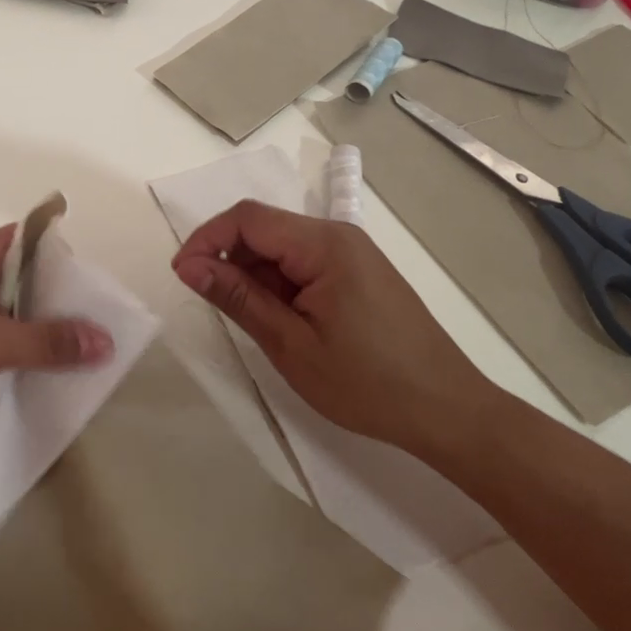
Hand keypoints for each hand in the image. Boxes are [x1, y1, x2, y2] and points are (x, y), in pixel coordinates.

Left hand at [0, 225, 113, 461]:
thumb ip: (48, 340)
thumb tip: (107, 339)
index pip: (23, 242)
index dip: (57, 248)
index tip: (99, 268)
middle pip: (26, 290)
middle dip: (63, 303)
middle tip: (113, 319)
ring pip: (18, 331)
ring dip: (48, 343)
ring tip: (102, 355)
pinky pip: (7, 365)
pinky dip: (31, 372)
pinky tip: (67, 385)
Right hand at [171, 201, 493, 453]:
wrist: (448, 411)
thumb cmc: (367, 383)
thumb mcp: (291, 344)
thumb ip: (238, 297)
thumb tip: (189, 266)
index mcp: (324, 245)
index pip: (248, 219)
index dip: (207, 240)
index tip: (182, 276)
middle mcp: (339, 236)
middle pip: (264, 229)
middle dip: (229, 259)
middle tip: (215, 306)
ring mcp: (352, 255)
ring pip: (281, 248)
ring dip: (254, 276)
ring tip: (256, 324)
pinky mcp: (359, 275)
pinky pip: (304, 264)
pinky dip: (279, 285)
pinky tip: (282, 322)